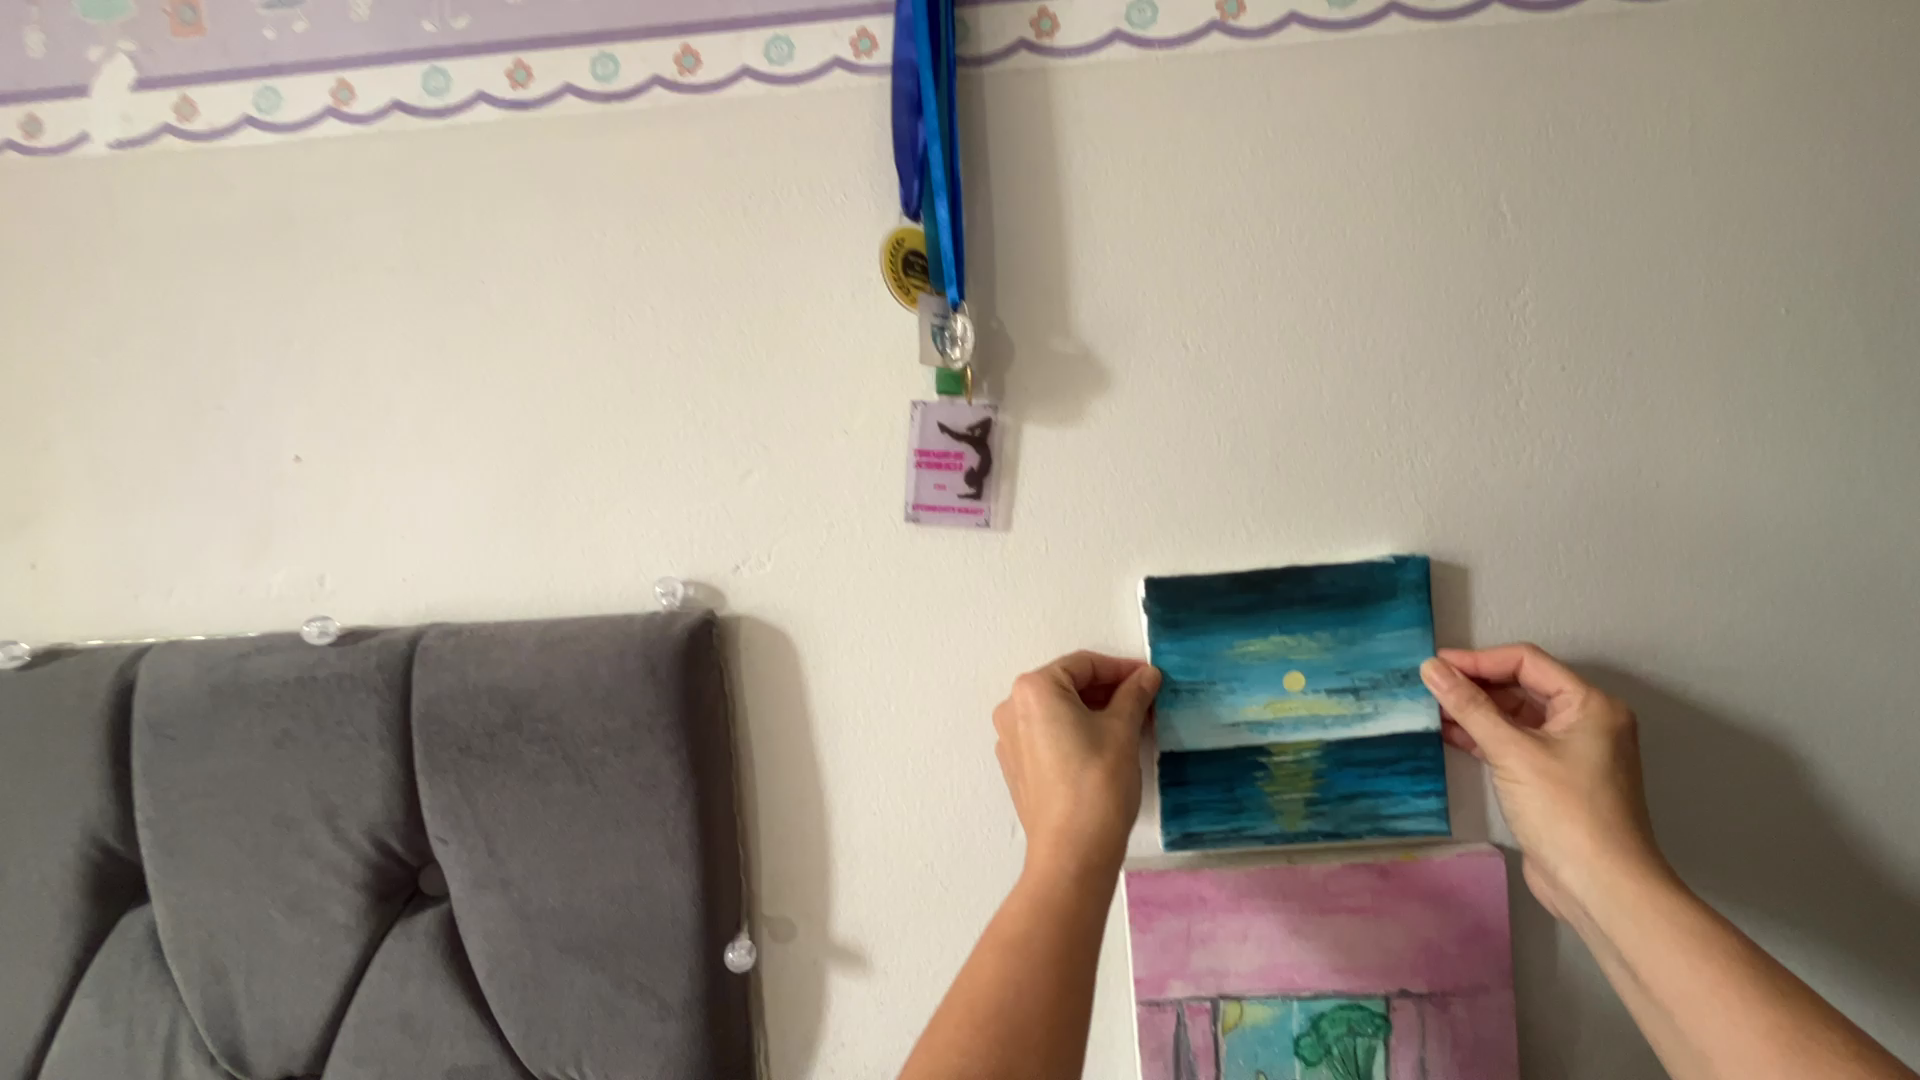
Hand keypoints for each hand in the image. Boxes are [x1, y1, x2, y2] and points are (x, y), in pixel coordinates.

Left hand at [992, 652, 1161, 882]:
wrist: (1072, 853)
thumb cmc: (1097, 784)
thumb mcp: (1122, 730)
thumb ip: (1134, 694)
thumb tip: (1147, 675)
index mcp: (1033, 689)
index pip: (1084, 664)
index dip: (1121, 669)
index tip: (1150, 678)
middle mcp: (1012, 708)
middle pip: (1068, 685)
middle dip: (1108, 690)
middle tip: (1145, 701)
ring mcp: (1010, 739)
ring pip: (1058, 711)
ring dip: (1094, 711)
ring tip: (1132, 723)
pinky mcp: (1017, 766)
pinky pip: (1049, 735)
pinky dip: (1077, 732)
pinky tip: (1106, 746)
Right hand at [1420, 644, 1674, 923]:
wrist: (1601, 886)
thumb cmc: (1564, 810)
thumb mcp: (1511, 751)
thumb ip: (1468, 706)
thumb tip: (1429, 668)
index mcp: (1589, 705)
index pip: (1526, 662)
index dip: (1477, 659)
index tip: (1433, 666)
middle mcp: (1585, 721)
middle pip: (1520, 685)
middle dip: (1473, 684)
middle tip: (1426, 686)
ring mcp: (1570, 750)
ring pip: (1513, 714)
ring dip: (1473, 710)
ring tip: (1428, 708)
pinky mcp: (1552, 776)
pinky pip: (1512, 741)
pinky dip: (1481, 735)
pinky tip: (1448, 734)